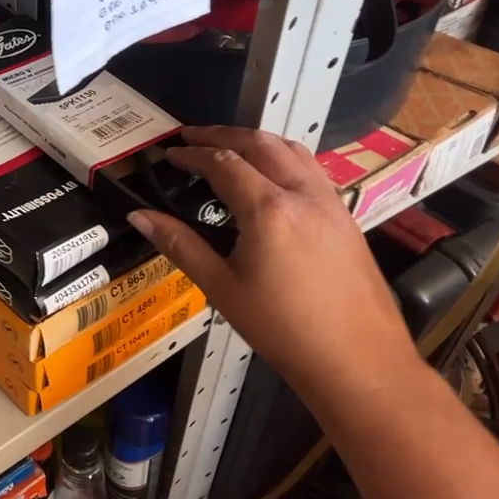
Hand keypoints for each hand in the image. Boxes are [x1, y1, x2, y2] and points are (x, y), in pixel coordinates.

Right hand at [126, 126, 419, 406]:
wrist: (360, 363)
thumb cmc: (282, 329)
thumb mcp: (221, 287)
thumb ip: (179, 244)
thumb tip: (139, 215)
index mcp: (269, 210)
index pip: (223, 162)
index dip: (191, 154)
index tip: (167, 154)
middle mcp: (303, 195)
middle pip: (260, 144)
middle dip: (222, 134)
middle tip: (191, 136)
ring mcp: (331, 204)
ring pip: (292, 150)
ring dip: (255, 140)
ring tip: (228, 145)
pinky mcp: (347, 218)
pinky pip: (311, 169)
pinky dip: (282, 157)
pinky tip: (270, 175)